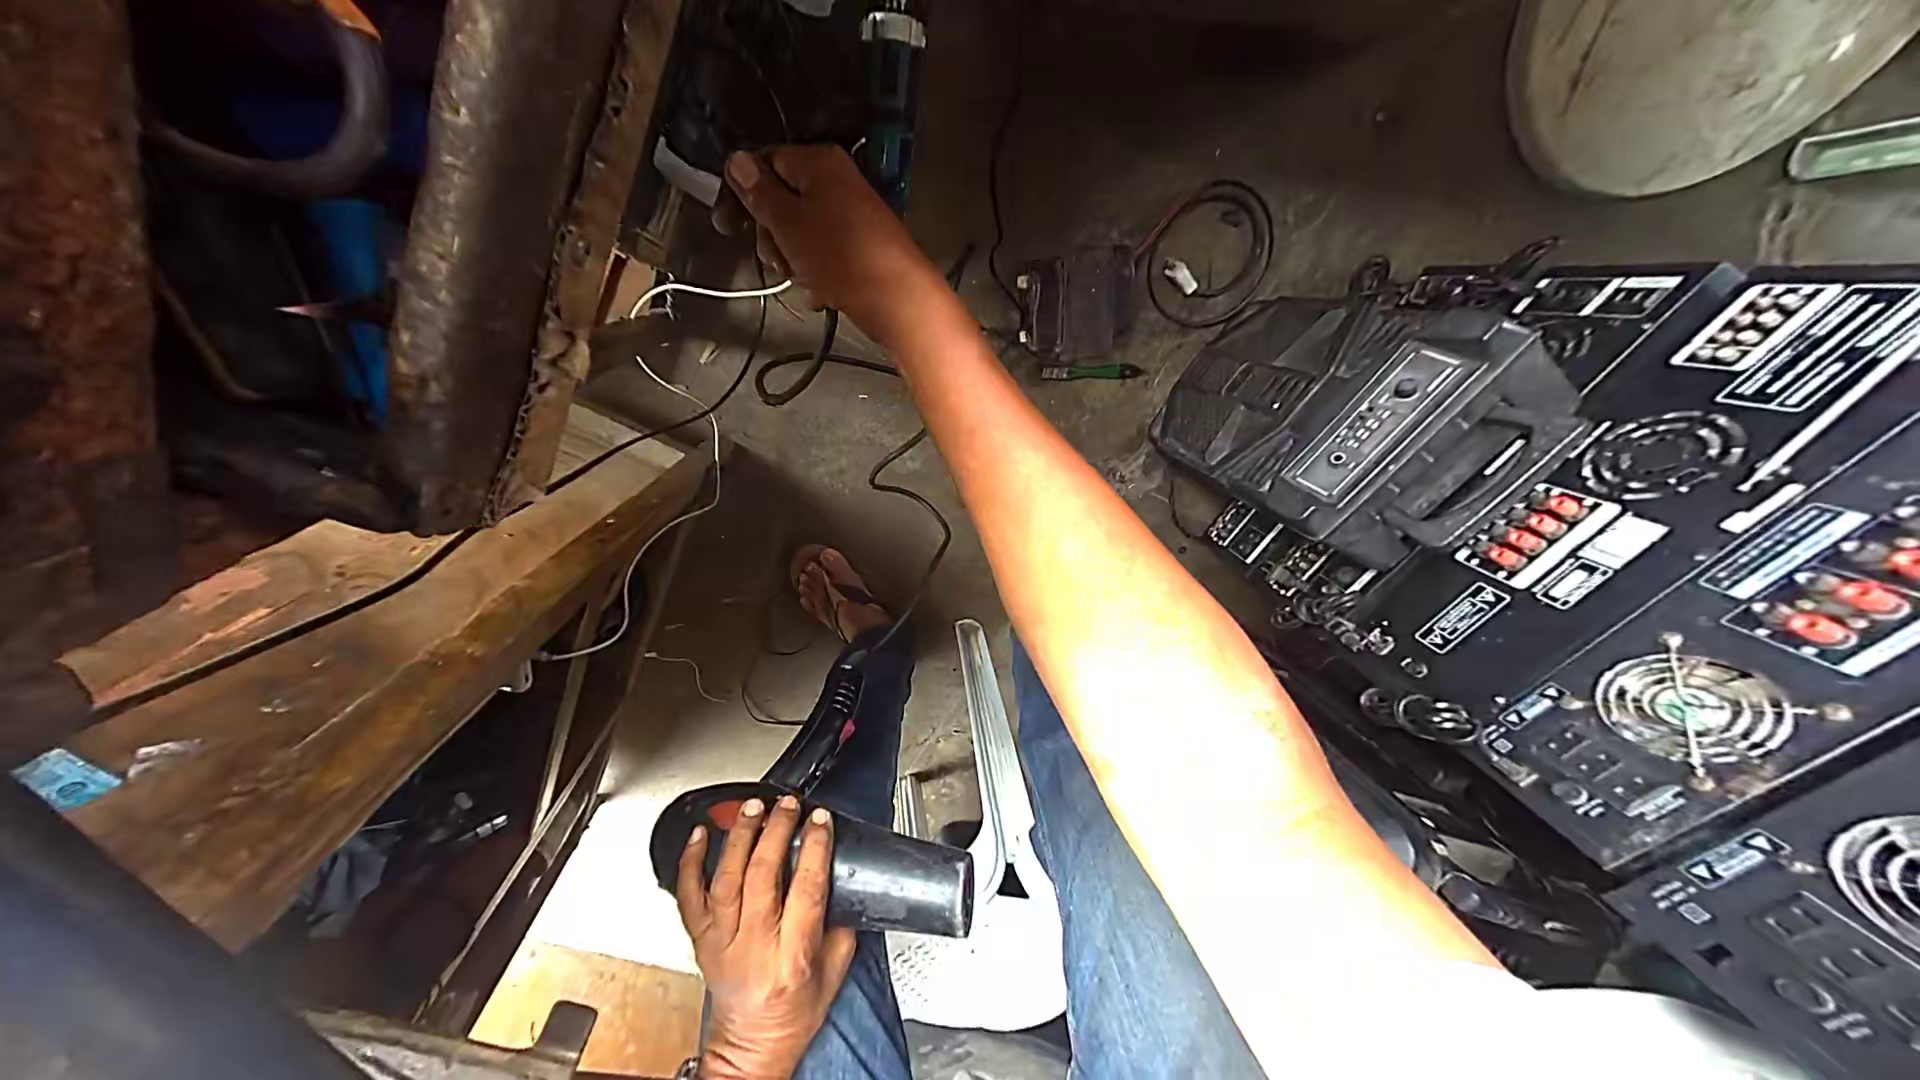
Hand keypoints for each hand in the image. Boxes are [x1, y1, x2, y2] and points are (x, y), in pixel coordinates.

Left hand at [677, 795, 856, 1079]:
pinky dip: (691, 861)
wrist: (750, 1051)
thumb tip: (840, 878)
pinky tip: (701, 833)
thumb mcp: (835, 974)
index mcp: (792, 958)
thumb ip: (839, 925)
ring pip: (725, 879)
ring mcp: (721, 942)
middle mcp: (753, 947)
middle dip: (777, 832)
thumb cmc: (792, 1018)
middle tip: (789, 805)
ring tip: (753, 807)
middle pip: (761, 877)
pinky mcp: (701, 940)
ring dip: (740, 837)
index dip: (814, 849)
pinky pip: (689, 896)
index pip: (805, 891)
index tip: (820, 820)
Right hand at [723, 146, 946, 348]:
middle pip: (785, 200)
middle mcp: (839, 183)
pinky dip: (818, 274)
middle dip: (771, 233)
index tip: (728, 225)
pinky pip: (826, 257)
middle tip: (774, 258)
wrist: (897, 298)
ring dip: (793, 258)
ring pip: (803, 234)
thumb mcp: (787, 221)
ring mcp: (853, 219)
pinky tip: (821, 292)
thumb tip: (737, 160)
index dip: (743, 192)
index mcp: (819, 163)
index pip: (766, 162)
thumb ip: (759, 192)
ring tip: (802, 278)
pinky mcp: (862, 251)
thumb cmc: (838, 254)